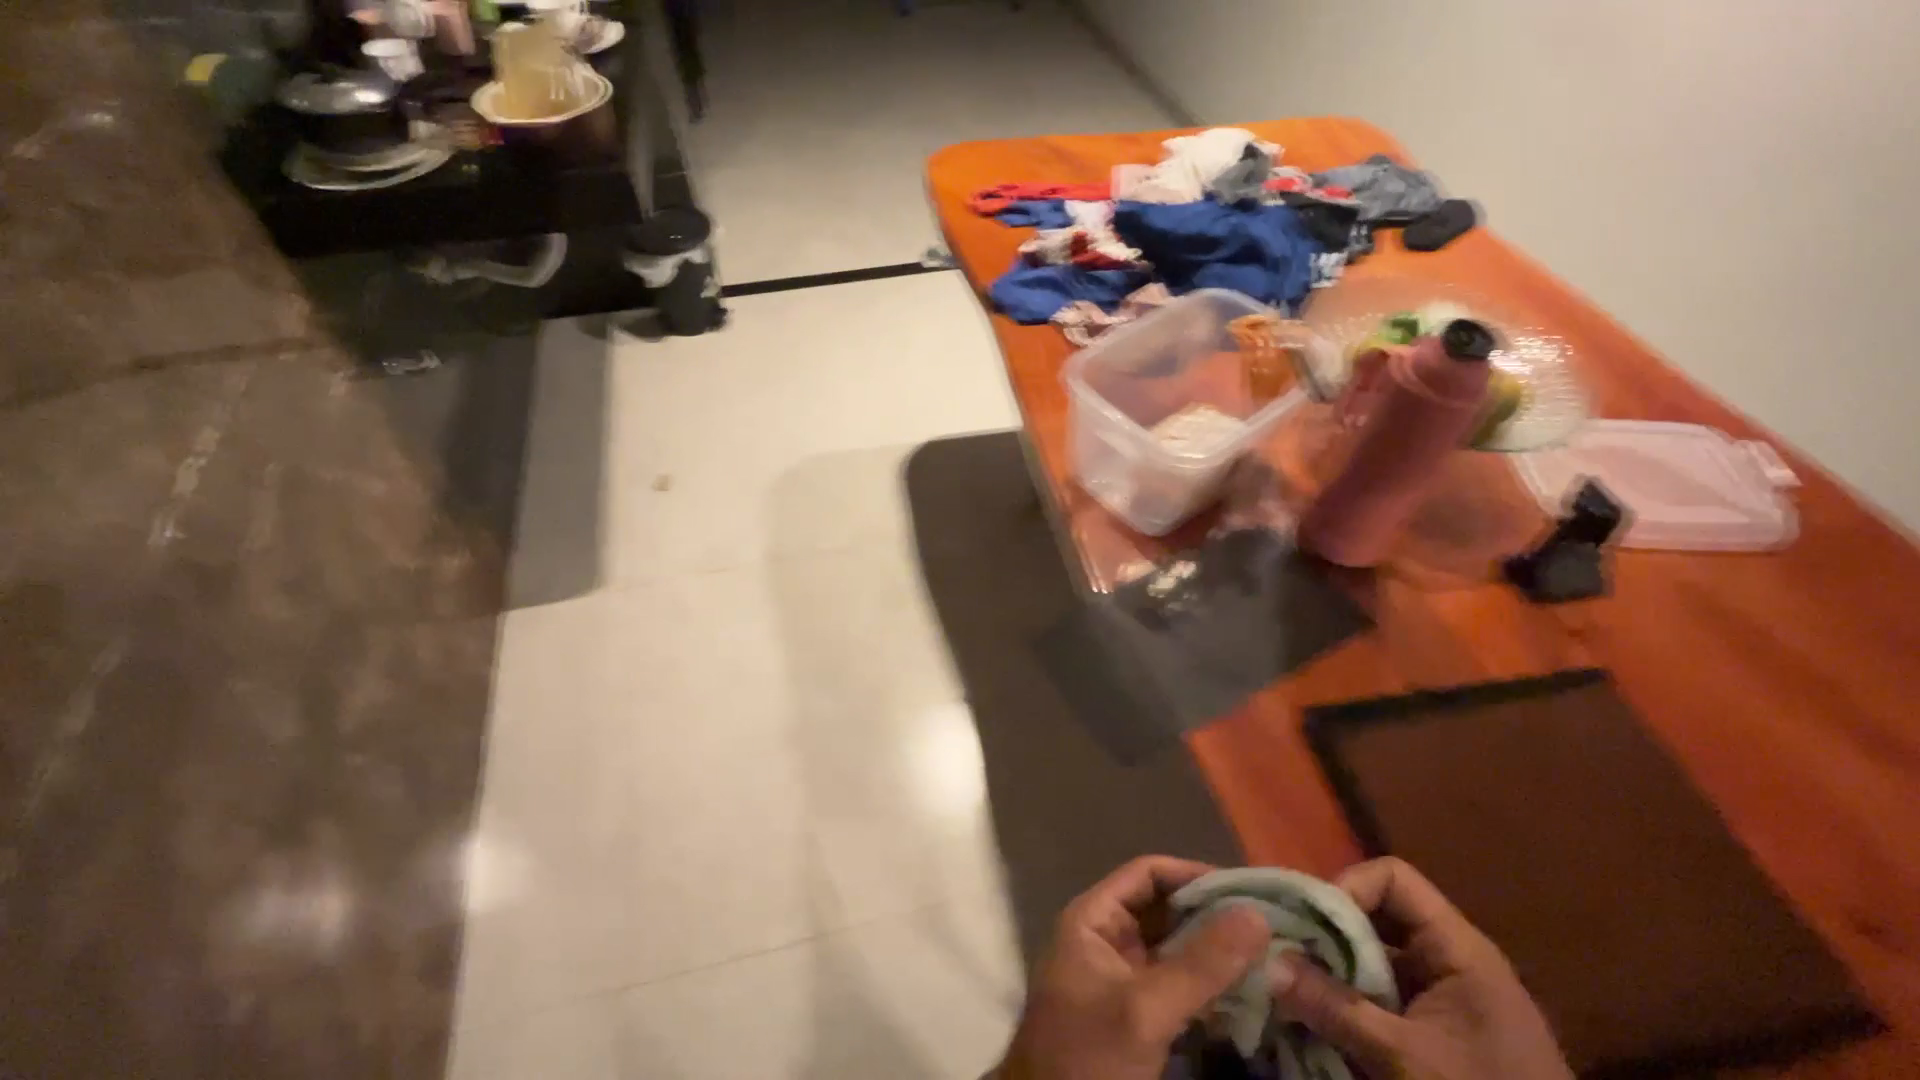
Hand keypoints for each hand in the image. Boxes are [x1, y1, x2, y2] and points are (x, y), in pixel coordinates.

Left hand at [996, 856, 1271, 1079]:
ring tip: (1271, 955)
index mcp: (1093, 919)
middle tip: (1273, 926)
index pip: (1148, 874)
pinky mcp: (1136, 1014)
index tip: (1249, 892)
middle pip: (1166, 909)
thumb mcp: (1146, 1009)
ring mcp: (1121, 977)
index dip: (1196, 876)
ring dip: (1217, 952)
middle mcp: (1107, 938)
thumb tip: (1256, 913)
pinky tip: (1249, 992)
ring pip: (1176, 948)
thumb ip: (1200, 964)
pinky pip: (1178, 984)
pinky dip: (1209, 985)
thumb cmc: (1087, 1056)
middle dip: (1214, 915)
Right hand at [1269, 857, 1572, 1079]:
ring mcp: (1440, 993)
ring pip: (1371, 956)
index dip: (1346, 888)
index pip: (1392, 878)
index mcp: (1457, 947)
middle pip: (1375, 915)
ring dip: (1330, 969)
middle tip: (1281, 953)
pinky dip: (1345, 999)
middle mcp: (1447, 957)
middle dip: (1326, 931)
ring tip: (1287, 985)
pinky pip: (1379, 993)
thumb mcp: (1405, 1057)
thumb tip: (1266, 962)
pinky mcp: (1433, 1027)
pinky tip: (1314, 1018)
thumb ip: (1336, 1008)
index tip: (1307, 923)